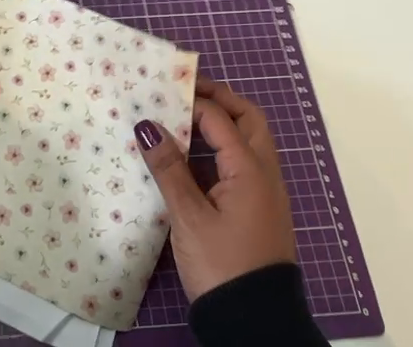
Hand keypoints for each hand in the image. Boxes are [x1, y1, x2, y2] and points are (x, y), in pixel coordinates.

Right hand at [135, 75, 296, 301]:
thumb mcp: (189, 216)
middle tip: (182, 92)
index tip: (159, 90)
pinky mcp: (258, 210)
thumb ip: (168, 168)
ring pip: (249, 141)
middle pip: (248, 119)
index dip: (190, 100)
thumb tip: (146, 126)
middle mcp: (265, 174)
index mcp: (250, 170)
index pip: (219, 118)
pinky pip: (244, 163)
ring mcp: (265, 193)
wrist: (255, 323)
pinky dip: (222, 148)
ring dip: (222, 123)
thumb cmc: (222, 265)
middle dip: (218, 100)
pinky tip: (193, 157)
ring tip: (182, 119)